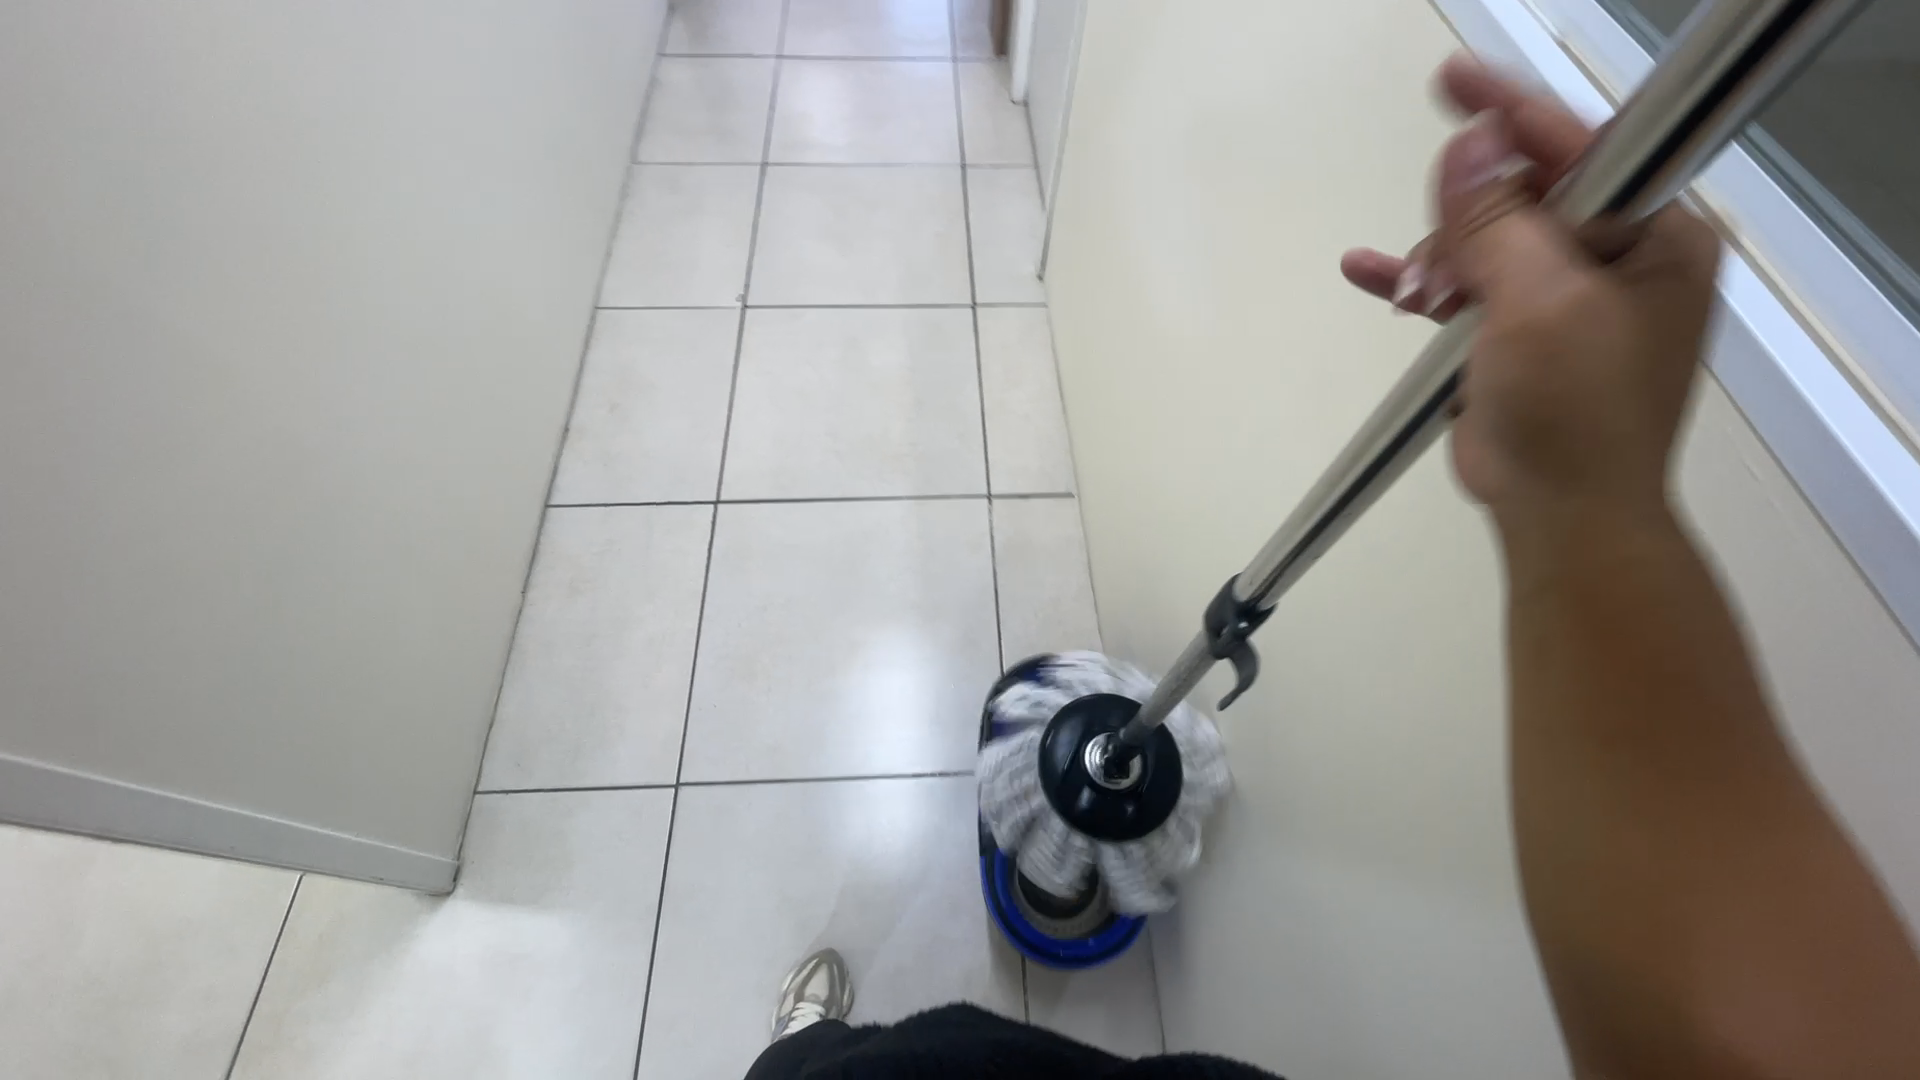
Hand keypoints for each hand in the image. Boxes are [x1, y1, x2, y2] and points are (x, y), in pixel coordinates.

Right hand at [1341, 56, 1721, 525]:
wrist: (1557, 507)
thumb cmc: (1571, 409)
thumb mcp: (1540, 305)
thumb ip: (1500, 223)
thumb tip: (1469, 143)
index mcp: (1651, 237)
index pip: (1583, 150)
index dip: (1516, 115)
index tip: (1454, 82)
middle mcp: (1609, 258)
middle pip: (1519, 199)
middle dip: (1462, 226)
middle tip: (1434, 275)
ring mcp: (1556, 298)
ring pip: (1480, 245)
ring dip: (1433, 263)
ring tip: (1408, 297)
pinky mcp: (1508, 335)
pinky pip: (1457, 289)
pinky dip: (1413, 282)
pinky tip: (1366, 271)